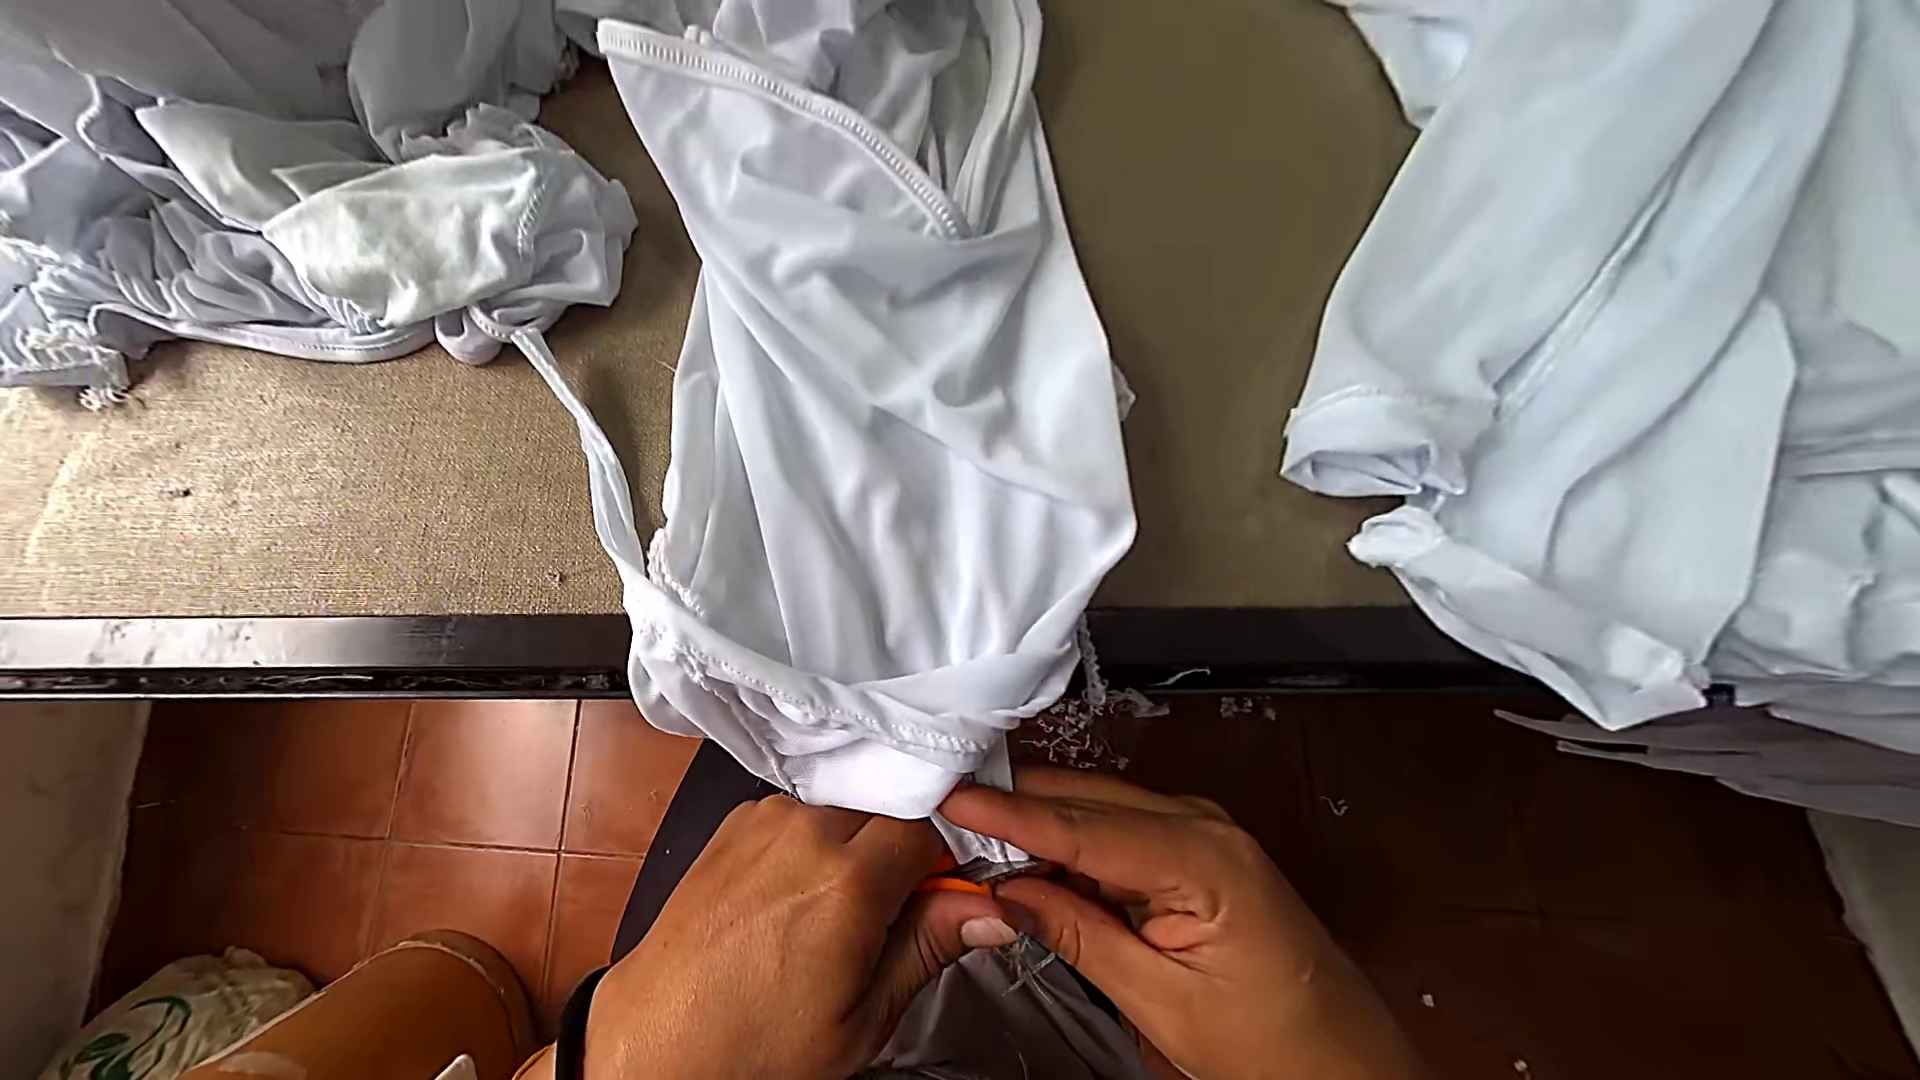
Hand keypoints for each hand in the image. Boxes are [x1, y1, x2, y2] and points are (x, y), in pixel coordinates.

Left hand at [582, 795, 1008, 1079]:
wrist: (653, 1043)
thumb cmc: (754, 1050)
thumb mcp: (861, 1020)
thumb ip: (930, 946)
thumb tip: (991, 910)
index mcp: (848, 883)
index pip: (931, 826)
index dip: (941, 856)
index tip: (937, 886)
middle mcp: (810, 830)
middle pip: (889, 809)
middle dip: (897, 849)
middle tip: (880, 907)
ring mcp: (771, 815)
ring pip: (849, 806)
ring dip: (855, 842)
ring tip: (826, 902)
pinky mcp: (745, 814)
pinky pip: (805, 808)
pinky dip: (814, 837)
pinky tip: (791, 886)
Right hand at [941, 769, 1423, 1079]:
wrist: (1352, 1064)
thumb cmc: (1275, 1049)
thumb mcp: (1166, 1005)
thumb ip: (1079, 935)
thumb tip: (1005, 892)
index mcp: (1200, 856)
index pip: (1082, 826)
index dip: (1010, 813)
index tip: (952, 798)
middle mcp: (1197, 820)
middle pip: (1085, 800)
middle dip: (1016, 805)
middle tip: (950, 813)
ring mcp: (1196, 825)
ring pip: (1094, 807)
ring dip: (1037, 821)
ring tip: (976, 833)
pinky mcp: (1190, 841)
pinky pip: (1115, 827)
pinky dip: (1069, 840)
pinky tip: (1033, 854)